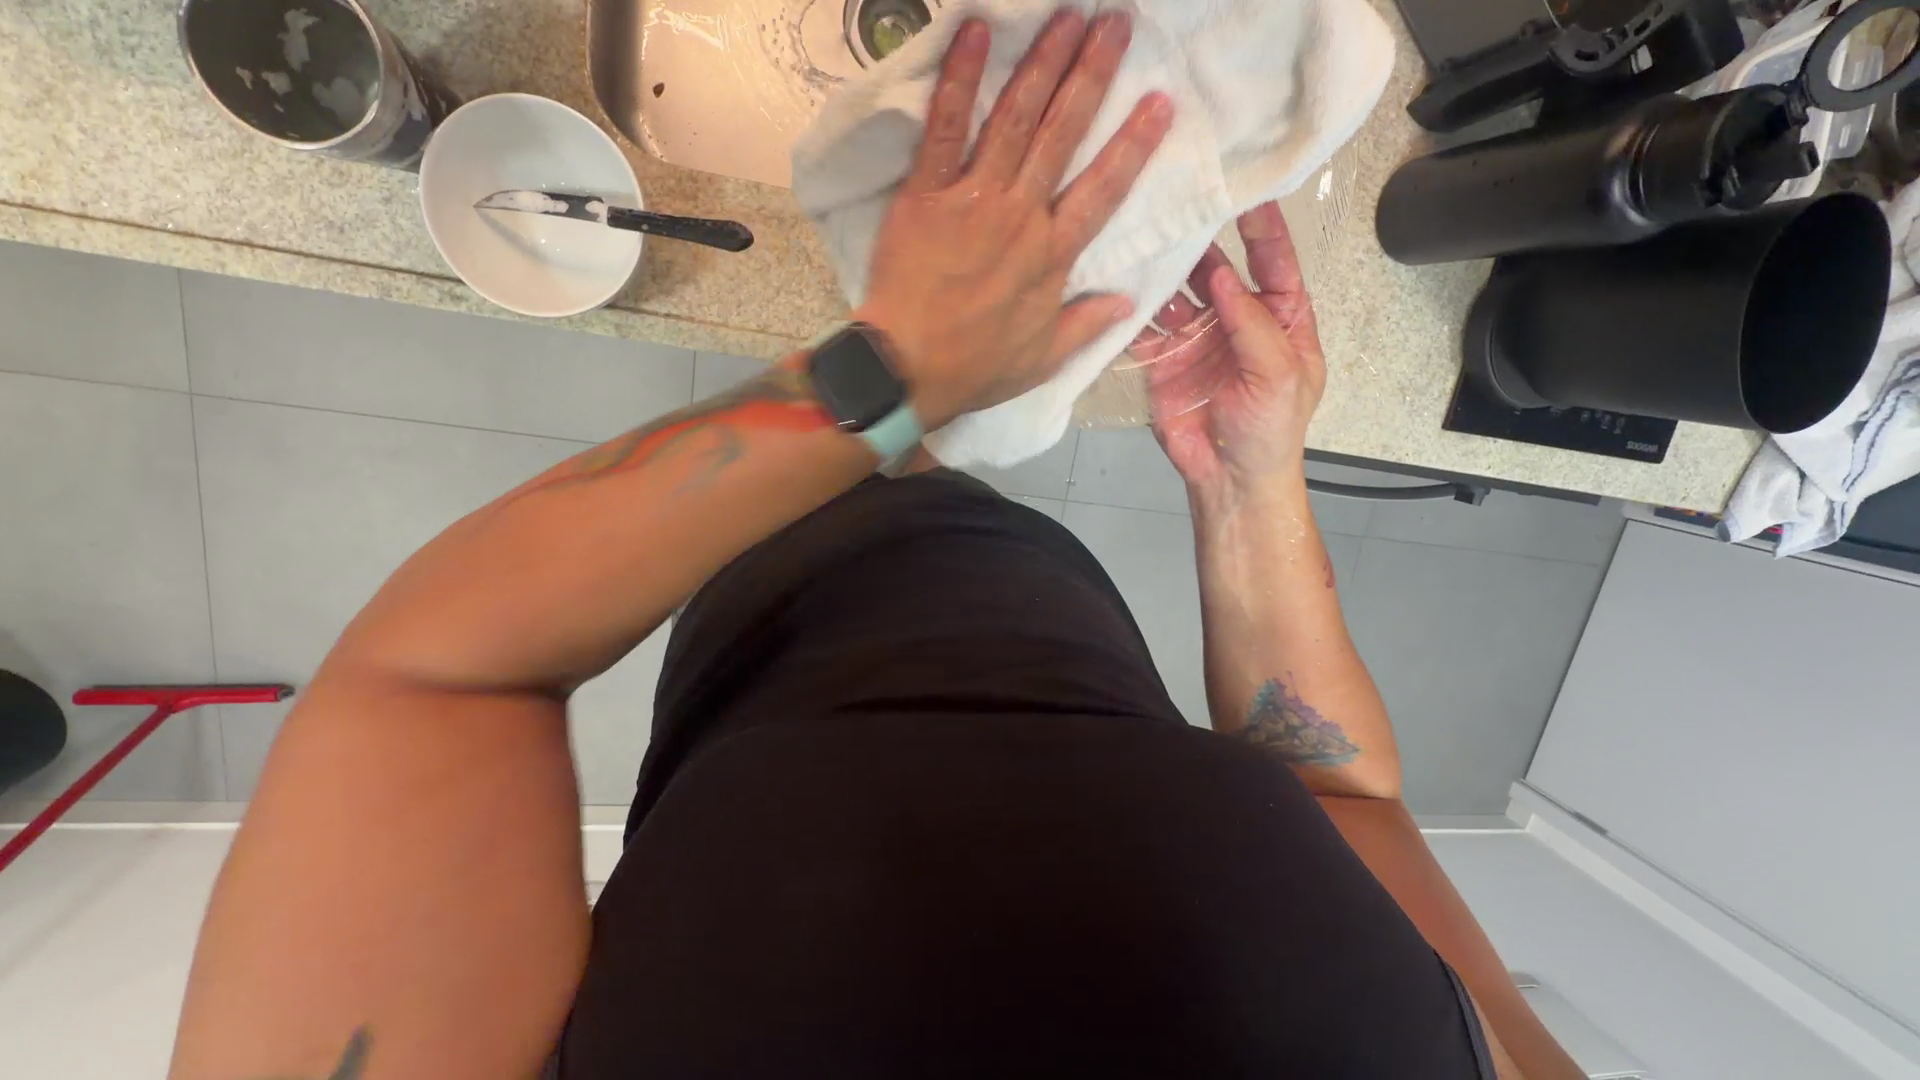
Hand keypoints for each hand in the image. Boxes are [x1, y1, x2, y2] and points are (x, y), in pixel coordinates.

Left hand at [854, 11, 1174, 429]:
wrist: (909, 370)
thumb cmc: (976, 368)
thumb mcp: (1043, 359)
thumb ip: (1087, 324)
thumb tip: (1127, 302)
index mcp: (1053, 255)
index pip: (1104, 188)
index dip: (1134, 143)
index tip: (1159, 102)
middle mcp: (1021, 216)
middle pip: (1063, 134)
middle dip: (1092, 75)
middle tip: (1115, 23)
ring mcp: (973, 200)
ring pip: (1014, 119)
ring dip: (1043, 63)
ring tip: (1068, 17)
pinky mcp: (926, 195)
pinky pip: (944, 129)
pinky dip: (958, 80)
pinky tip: (976, 33)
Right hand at [1134, 203, 1325, 504]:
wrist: (1230, 480)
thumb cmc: (1272, 430)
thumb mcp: (1280, 375)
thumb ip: (1253, 324)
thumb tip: (1222, 275)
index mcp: (1279, 317)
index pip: (1273, 261)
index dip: (1262, 226)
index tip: (1245, 190)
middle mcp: (1235, 318)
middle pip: (1219, 267)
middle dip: (1204, 238)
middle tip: (1180, 202)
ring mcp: (1196, 337)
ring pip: (1179, 291)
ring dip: (1166, 268)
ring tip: (1147, 237)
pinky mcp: (1162, 359)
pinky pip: (1147, 325)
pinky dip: (1135, 307)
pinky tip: (1123, 281)